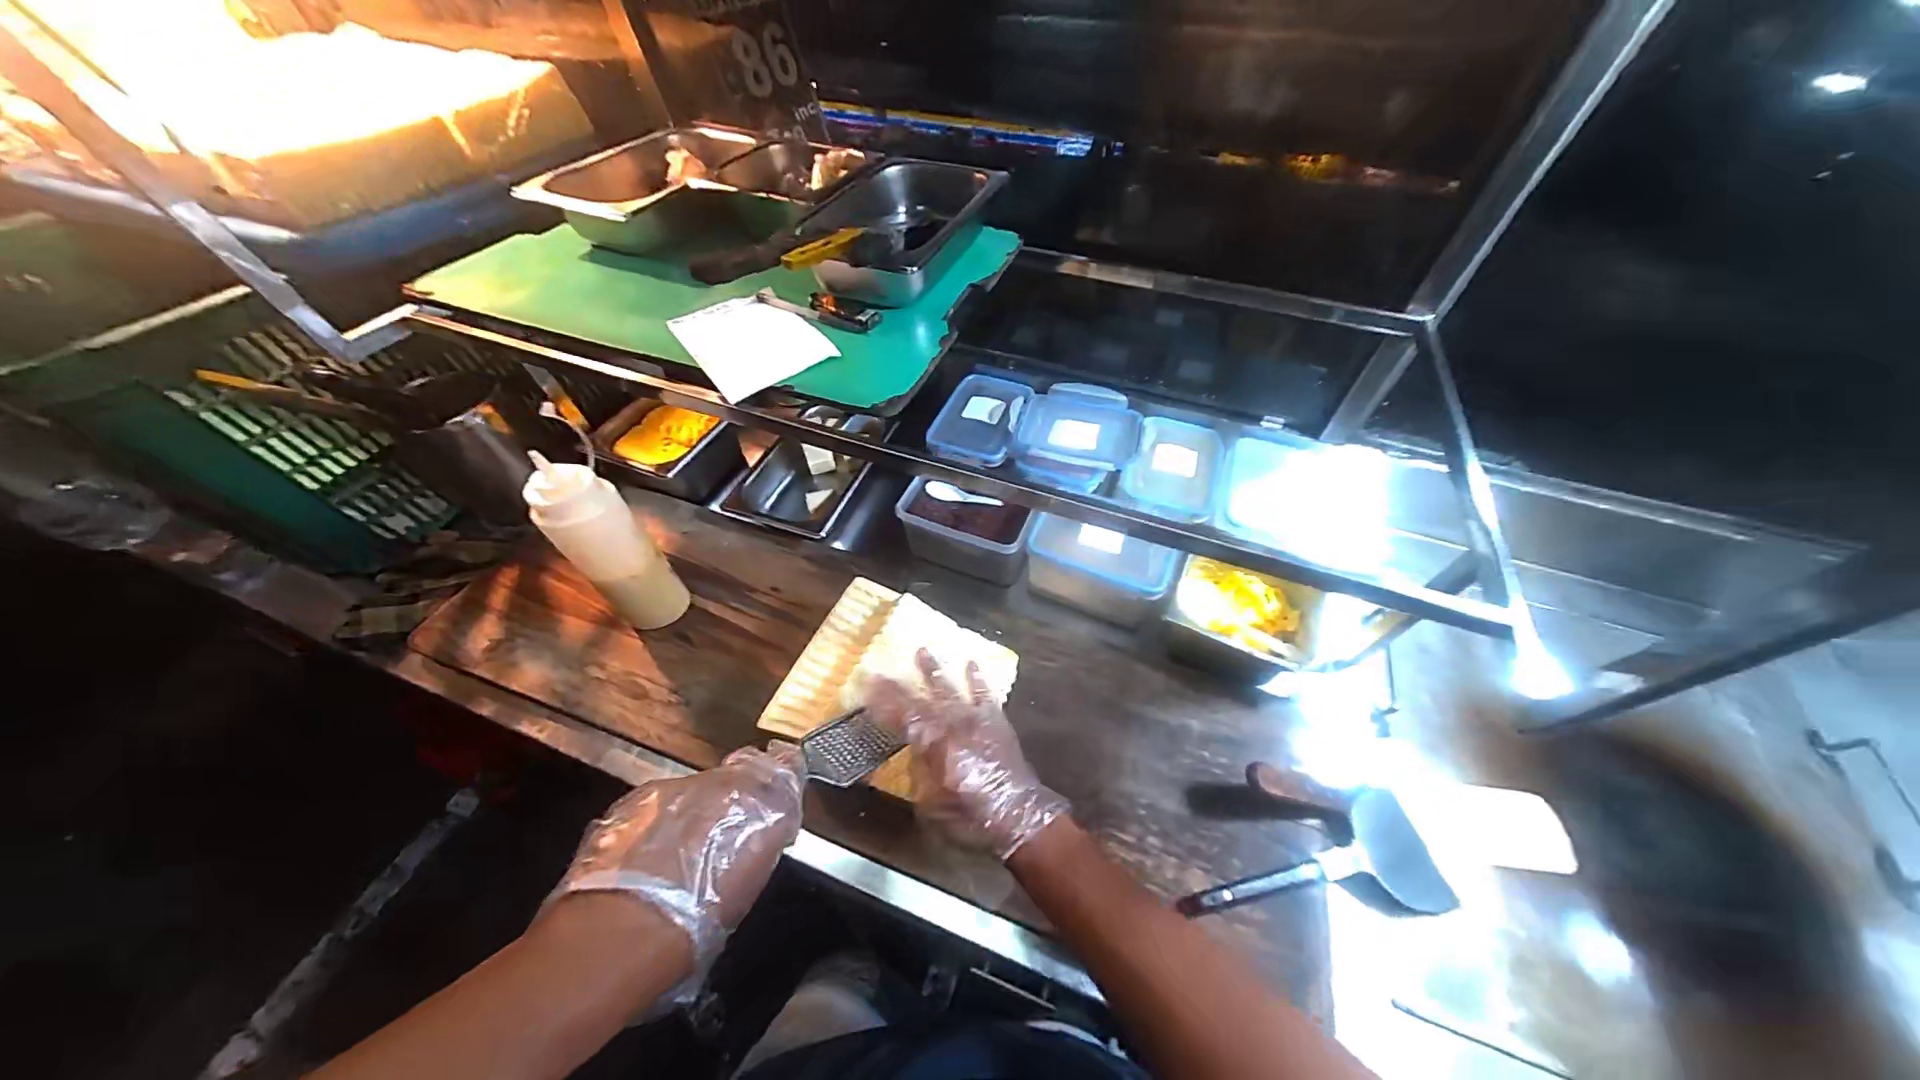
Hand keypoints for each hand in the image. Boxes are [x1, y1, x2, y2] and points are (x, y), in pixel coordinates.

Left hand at [547, 743, 803, 982]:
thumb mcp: (749, 886)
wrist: (623, 932)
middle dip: (734, 797)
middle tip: (722, 834)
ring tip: (679, 853)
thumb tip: (759, 837)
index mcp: (763, 804)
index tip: (776, 792)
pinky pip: (658, 802)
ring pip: (696, 788)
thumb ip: (760, 842)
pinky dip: (658, 822)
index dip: (781, 777)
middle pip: (738, 774)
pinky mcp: (639, 797)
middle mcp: (726, 783)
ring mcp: (680, 786)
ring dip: (694, 810)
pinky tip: (647, 856)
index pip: (785, 767)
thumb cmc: (696, 925)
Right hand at [866, 650, 1068, 860]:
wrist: (1020, 815)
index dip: (883, 702)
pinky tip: (971, 664)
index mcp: (935, 745)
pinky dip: (978, 679)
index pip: (902, 717)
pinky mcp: (997, 721)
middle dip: (900, 685)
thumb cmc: (972, 817)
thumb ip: (921, 774)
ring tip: (924, 651)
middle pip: (922, 700)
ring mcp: (977, 720)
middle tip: (882, 668)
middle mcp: (954, 725)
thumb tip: (916, 754)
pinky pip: (985, 695)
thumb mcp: (933, 804)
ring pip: (952, 689)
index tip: (867, 687)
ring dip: (936, 671)